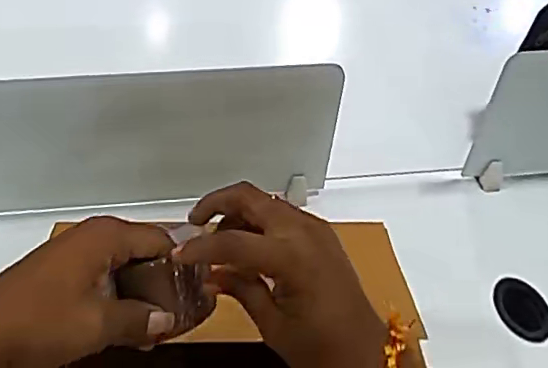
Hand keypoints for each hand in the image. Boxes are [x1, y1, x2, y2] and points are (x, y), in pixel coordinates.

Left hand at [0, 216, 177, 367]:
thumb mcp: (96, 325)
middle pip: (141, 250)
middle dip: (159, 282)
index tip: (194, 291)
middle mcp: (91, 234)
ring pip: (121, 265)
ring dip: (137, 293)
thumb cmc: (33, 321)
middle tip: (175, 314)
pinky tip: (120, 324)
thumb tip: (165, 320)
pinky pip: (101, 276)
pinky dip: (115, 296)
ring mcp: (74, 252)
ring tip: (150, 326)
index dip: (179, 266)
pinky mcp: (60, 271)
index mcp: (105, 234)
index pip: (159, 238)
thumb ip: (137, 320)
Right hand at [176, 182, 383, 367]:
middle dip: (218, 202)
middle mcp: (302, 230)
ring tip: (217, 237)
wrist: (367, 352)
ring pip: (265, 201)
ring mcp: (313, 226)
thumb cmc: (324, 348)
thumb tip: (211, 274)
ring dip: (239, 210)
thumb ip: (241, 289)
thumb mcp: (274, 326)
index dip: (201, 247)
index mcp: (291, 255)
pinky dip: (260, 218)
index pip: (233, 240)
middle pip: (250, 196)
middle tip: (195, 221)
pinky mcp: (319, 230)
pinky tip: (247, 241)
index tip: (180, 253)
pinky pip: (282, 212)